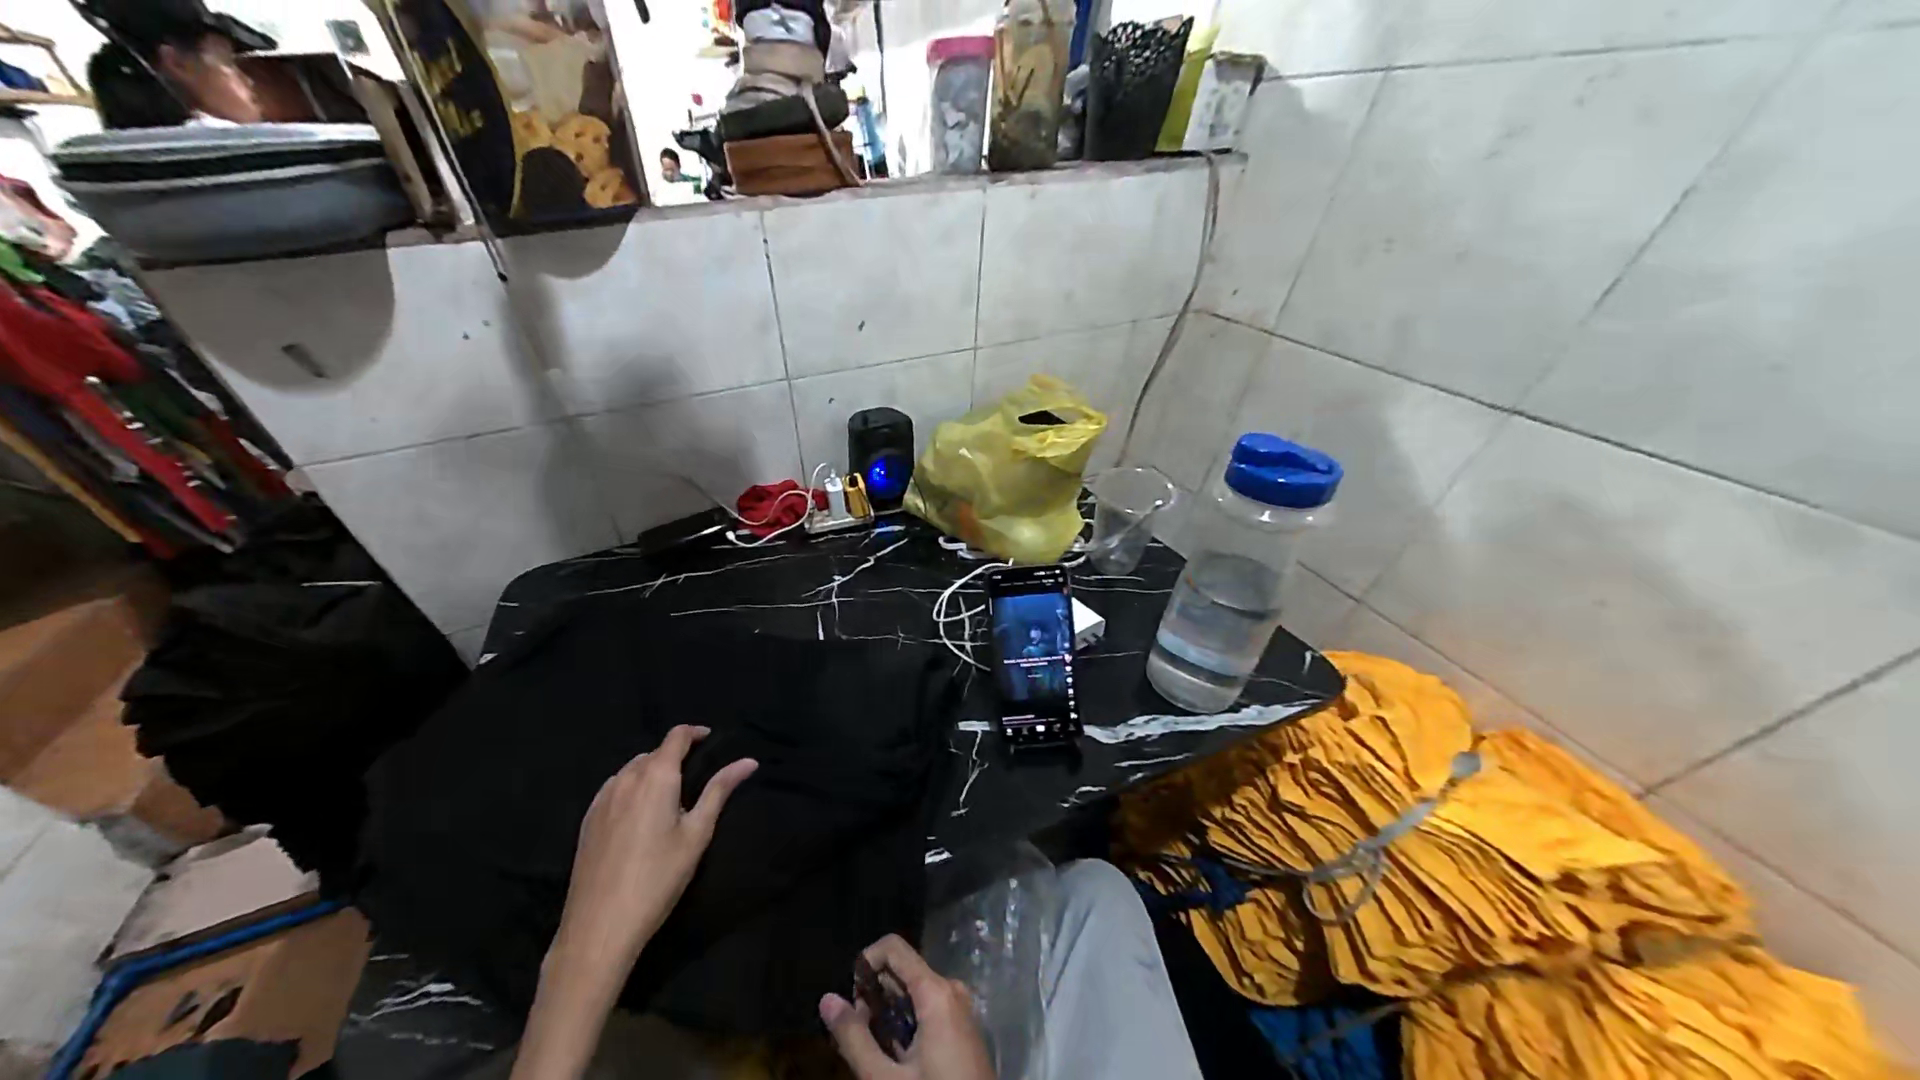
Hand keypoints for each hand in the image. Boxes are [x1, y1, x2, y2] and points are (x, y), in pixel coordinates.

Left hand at [550, 725, 757, 972]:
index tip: (710, 738)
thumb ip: (720, 791)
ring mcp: (602, 799)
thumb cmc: (659, 878)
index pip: (676, 737)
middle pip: (654, 753)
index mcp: (656, 777)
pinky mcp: (587, 820)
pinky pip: (614, 788)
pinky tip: (640, 814)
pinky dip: (631, 787)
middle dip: (675, 756)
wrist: (600, 926)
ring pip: (631, 769)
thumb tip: (749, 761)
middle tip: (695, 777)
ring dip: (652, 771)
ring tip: (669, 796)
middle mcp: (626, 779)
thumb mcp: (697, 833)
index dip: (694, 733)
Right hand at [820, 935, 994, 1079]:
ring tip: (870, 1052)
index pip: (893, 948)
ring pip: (912, 994)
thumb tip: (827, 1000)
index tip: (850, 1000)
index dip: (865, 964)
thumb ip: (854, 1038)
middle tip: (855, 1037)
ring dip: (887, 1016)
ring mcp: (959, 1008)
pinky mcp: (961, 1027)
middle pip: (902, 972)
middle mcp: (950, 989)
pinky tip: (893, 1060)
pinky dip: (905, 1025)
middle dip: (872, 997)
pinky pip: (927, 1010)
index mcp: (936, 990)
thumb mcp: (886, 1079)